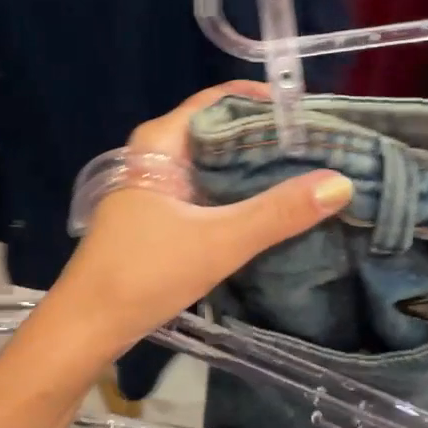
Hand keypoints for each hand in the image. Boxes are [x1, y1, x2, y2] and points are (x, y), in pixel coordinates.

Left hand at [35, 83, 353, 364]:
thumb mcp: (219, 241)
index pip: (219, 99)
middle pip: (221, 127)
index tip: (309, 114)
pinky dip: (240, 189)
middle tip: (319, 145)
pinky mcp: (163, 211)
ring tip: (307, 171)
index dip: (264, 100)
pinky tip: (273, 205)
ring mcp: (158, 183)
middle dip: (267, 134)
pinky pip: (209, 186)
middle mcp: (158, 152)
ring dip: (255, 164)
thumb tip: (341, 182)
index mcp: (161, 140)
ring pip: (216, 160)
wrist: (86, 327)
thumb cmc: (144, 273)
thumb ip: (278, 212)